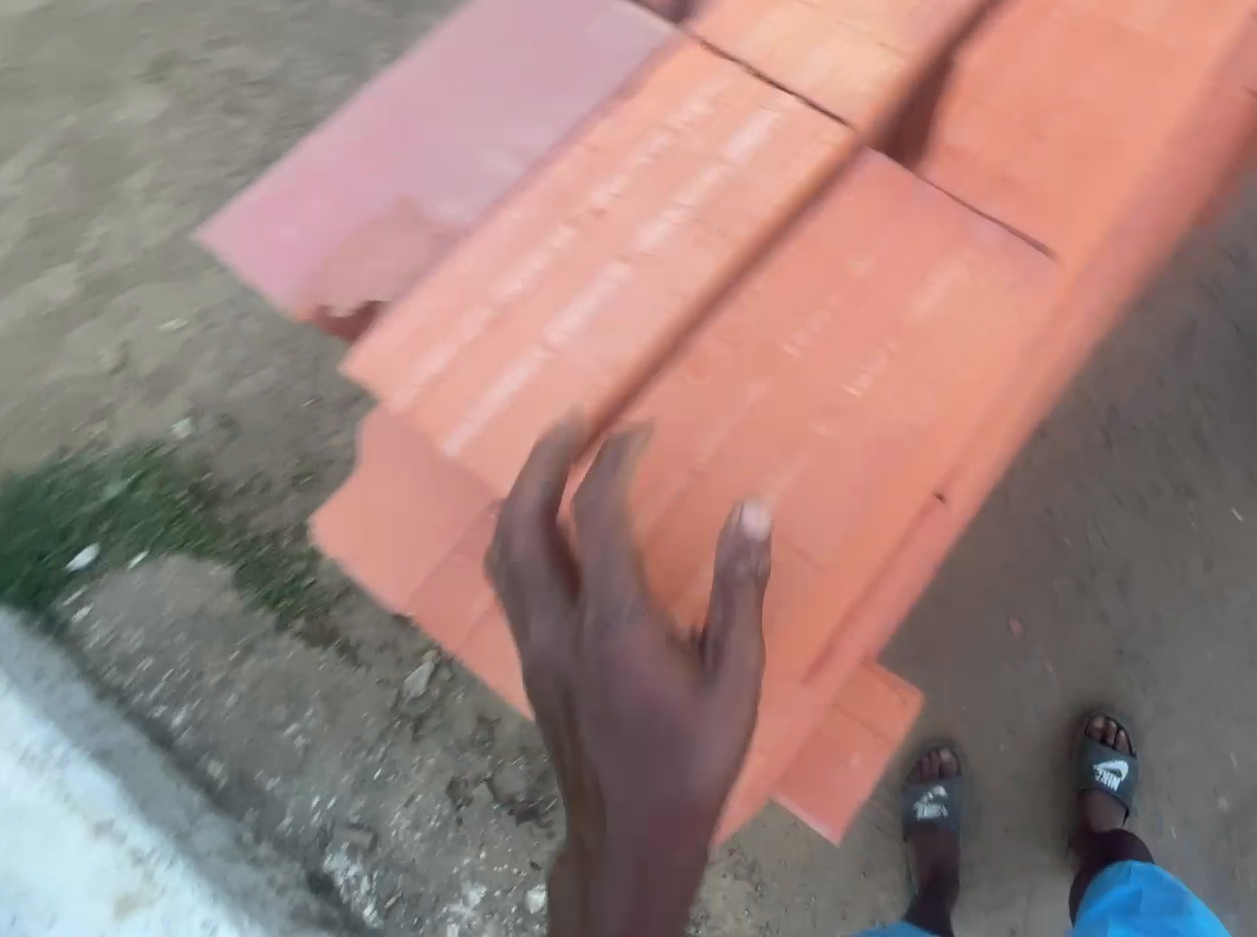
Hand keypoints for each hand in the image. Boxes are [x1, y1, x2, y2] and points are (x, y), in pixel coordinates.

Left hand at [486, 416, 772, 936]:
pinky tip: (554, 533)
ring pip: (504, 553)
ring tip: (556, 461)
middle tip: (573, 420)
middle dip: (544, 462)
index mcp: (615, 624)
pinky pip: (512, 581)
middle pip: (524, 525)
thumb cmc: (695, 756)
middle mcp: (561, 626)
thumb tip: (752, 510)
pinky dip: (524, 535)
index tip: (639, 428)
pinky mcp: (533, 665)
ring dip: (525, 496)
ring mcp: (536, 647)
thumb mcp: (738, 675)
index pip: (599, 518)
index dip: (614, 462)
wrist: (631, 835)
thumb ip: (742, 590)